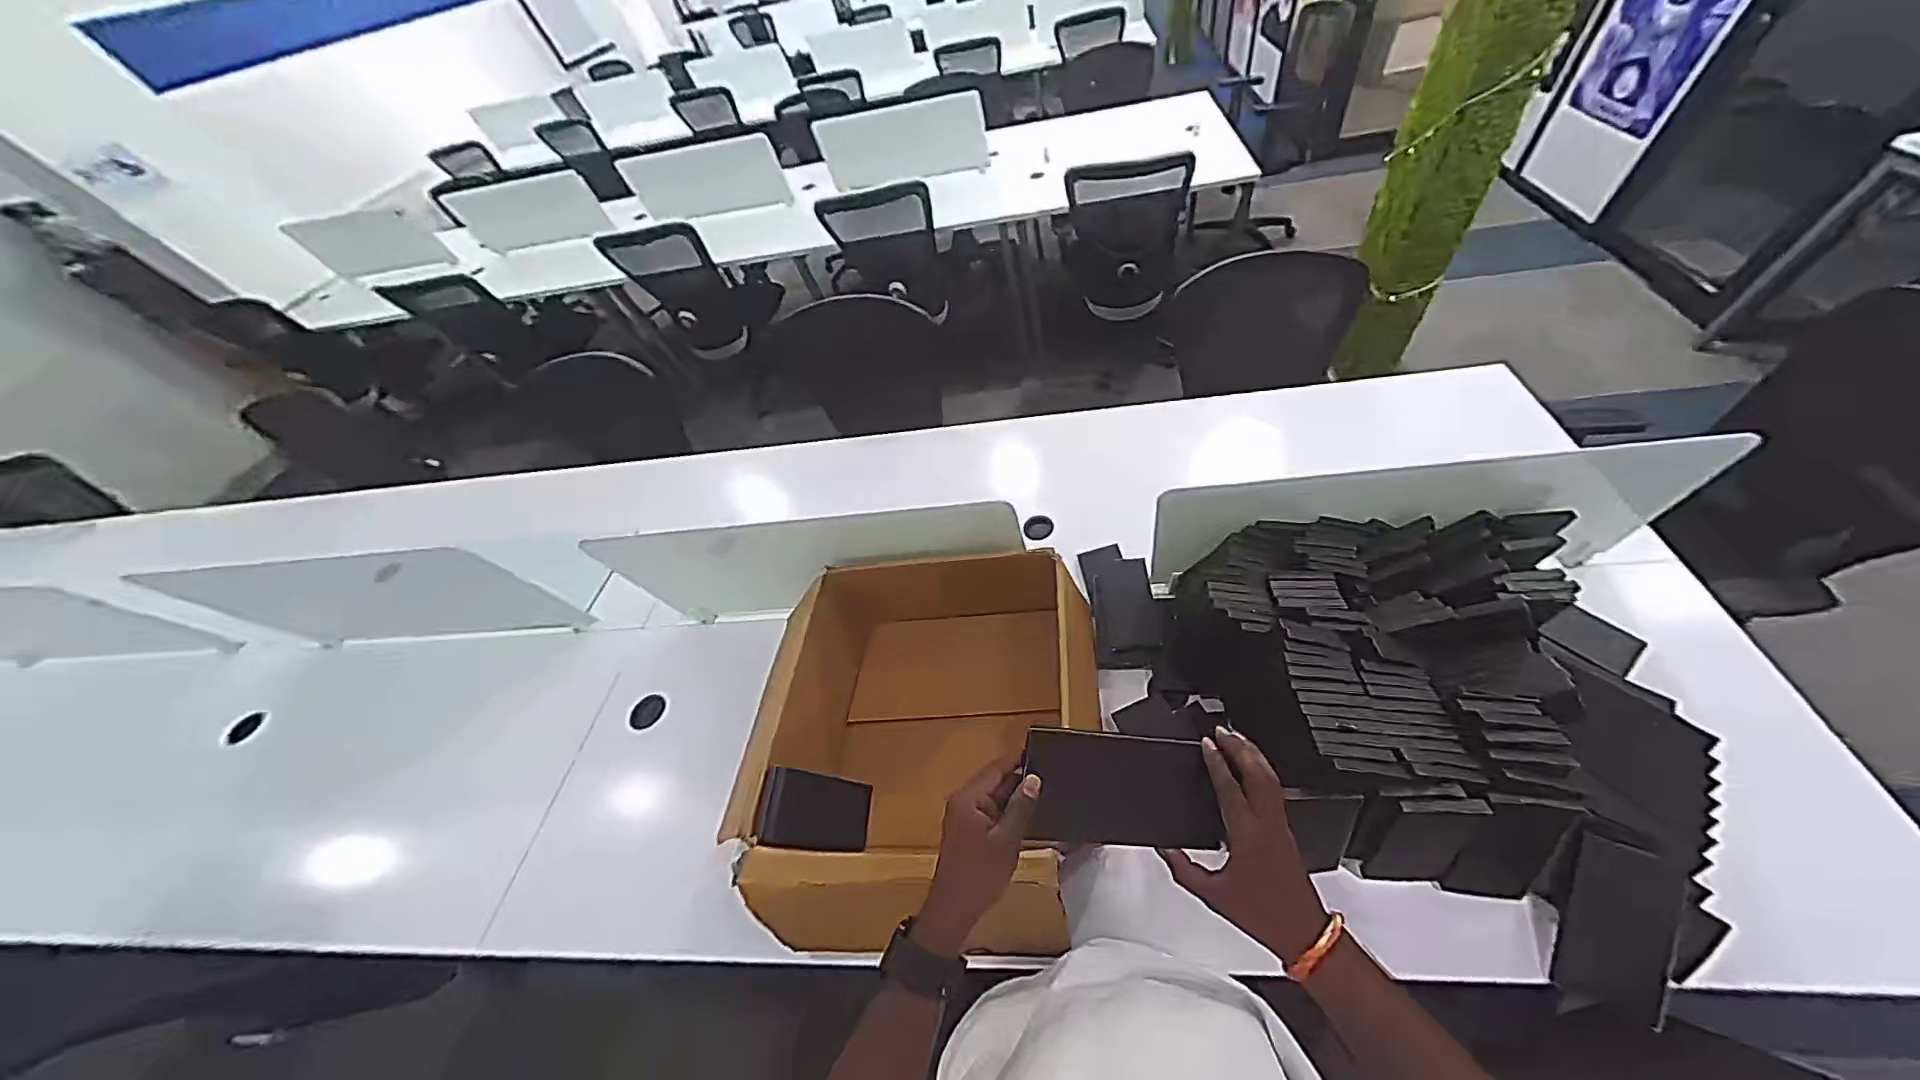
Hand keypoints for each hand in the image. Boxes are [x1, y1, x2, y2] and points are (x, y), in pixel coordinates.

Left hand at [913, 753, 1041, 957]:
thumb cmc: (978, 876)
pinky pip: (993, 813)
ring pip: (996, 798)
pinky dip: (1010, 814)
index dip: (1019, 759)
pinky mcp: (971, 831)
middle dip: (1021, 780)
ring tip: (1047, 795)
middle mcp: (964, 801)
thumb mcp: (1006, 840)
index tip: (1043, 752)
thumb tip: (1033, 779)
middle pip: (996, 781)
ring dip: (1017, 799)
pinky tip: (1031, 818)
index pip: (996, 768)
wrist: (953, 910)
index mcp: (969, 798)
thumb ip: (1021, 807)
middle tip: (1052, 776)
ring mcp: (966, 816)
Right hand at [1159, 727, 1329, 959]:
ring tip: (1239, 740)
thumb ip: (1184, 869)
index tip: (1207, 744)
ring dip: (1254, 755)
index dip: (1217, 763)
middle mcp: (1268, 826)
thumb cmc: (1263, 915)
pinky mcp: (1287, 831)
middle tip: (1223, 732)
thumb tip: (1166, 849)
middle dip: (1240, 748)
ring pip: (1272, 780)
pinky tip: (1255, 768)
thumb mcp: (1212, 894)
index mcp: (1247, 837)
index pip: (1231, 788)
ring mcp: (1281, 827)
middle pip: (1258, 774)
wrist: (1302, 932)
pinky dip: (1264, 771)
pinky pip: (1277, 791)